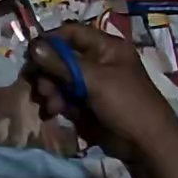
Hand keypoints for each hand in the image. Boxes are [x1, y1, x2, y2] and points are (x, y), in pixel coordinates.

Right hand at [24, 22, 177, 161]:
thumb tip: (32, 46)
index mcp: (105, 47)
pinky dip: (55, 102)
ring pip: (58, 79)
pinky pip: (62, 96)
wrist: (145, 144)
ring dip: (49, 89)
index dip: (50, 40)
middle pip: (60, 57)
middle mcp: (96, 61)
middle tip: (41, 86)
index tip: (31, 54)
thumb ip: (60, 63)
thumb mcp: (93, 79)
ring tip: (50, 103)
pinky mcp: (84, 103)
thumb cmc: (125, 103)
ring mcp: (89, 84)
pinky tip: (54, 111)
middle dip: (47, 71)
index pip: (71, 33)